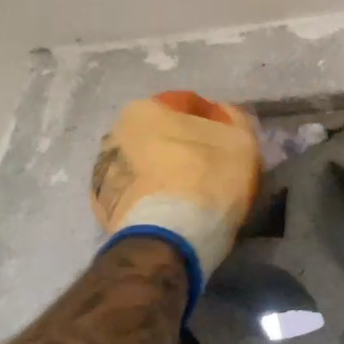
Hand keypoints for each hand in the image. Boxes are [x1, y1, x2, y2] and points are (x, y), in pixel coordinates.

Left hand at [91, 91, 261, 287]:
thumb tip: (223, 115)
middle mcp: (115, 133)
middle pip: (162, 132)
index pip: (188, 103)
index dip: (215, 120)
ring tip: (193, 194)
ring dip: (166, 170)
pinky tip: (174, 211)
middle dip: (185, 144)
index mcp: (145, 109)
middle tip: (212, 166)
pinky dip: (153, 195)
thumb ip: (235, 119)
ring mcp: (102, 171)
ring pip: (146, 162)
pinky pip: (135, 191)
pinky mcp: (101, 206)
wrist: (168, 240)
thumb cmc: (208, 179)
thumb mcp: (242, 141)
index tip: (231, 141)